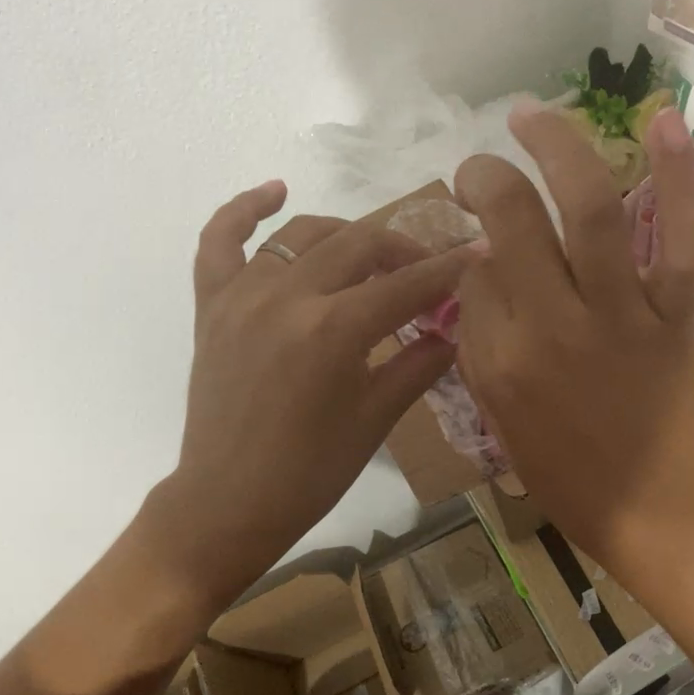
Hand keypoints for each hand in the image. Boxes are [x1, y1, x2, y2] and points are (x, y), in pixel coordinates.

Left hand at [141, 181, 477, 605]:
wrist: (229, 501)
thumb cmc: (312, 472)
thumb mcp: (377, 419)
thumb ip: (419, 363)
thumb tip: (453, 327)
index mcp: (333, 331)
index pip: (405, 285)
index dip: (449, 268)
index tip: (481, 252)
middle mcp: (286, 298)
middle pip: (359, 245)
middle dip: (405, 251)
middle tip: (432, 271)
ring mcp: (242, 296)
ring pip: (303, 234)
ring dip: (348, 235)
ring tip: (376, 257)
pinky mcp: (212, 305)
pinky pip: (221, 241)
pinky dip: (247, 210)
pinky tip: (277, 192)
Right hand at [451, 107, 693, 575]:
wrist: (655, 511)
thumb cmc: (571, 477)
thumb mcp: (502, 420)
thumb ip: (482, 346)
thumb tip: (483, 272)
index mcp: (504, 359)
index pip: (474, 273)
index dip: (473, 251)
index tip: (480, 250)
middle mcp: (555, 325)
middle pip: (513, 222)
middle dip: (487, 179)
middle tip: (479, 173)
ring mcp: (621, 313)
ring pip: (589, 212)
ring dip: (557, 149)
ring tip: (528, 116)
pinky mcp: (674, 314)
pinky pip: (678, 240)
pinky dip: (678, 178)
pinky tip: (663, 119)